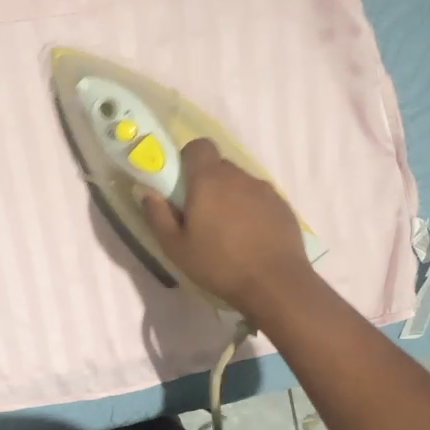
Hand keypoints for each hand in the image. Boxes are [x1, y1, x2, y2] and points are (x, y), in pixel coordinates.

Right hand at [139, 139, 316, 320]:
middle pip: (219, 166)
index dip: (187, 160)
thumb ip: (158, 216)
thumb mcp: (176, 248)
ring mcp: (264, 189)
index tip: (182, 186)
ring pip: (240, 183)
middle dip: (206, 183)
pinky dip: (250, 211)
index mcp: (209, 180)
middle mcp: (239, 176)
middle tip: (199, 217)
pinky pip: (259, 199)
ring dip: (229, 199)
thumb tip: (147, 193)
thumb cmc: (219, 265)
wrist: (275, 283)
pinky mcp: (282, 205)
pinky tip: (249, 240)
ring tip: (226, 233)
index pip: (198, 146)